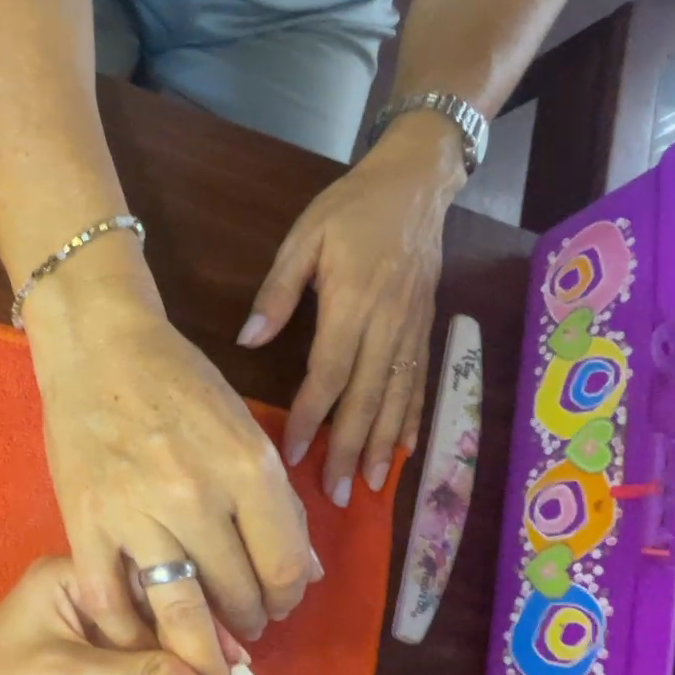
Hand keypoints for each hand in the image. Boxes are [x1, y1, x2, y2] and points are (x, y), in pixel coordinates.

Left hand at [0, 557, 239, 674]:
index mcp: (73, 574)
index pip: (150, 587)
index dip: (196, 622)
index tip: (238, 660)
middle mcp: (86, 592)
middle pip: (157, 612)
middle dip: (198, 650)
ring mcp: (89, 630)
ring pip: (153, 643)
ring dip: (188, 671)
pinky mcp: (90, 664)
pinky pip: (140, 667)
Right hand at [24, 264, 319, 674]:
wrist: (97, 348)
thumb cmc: (177, 379)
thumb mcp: (244, 427)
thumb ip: (277, 502)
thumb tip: (307, 571)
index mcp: (248, 466)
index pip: (287, 565)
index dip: (291, 596)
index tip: (280, 601)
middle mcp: (197, 497)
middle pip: (240, 594)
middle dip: (250, 621)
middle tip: (245, 625)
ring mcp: (135, 513)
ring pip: (181, 608)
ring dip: (203, 641)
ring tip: (209, 647)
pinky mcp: (84, 524)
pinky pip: (111, 602)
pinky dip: (129, 631)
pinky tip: (143, 637)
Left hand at [238, 115, 464, 505]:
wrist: (417, 180)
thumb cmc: (349, 208)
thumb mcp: (303, 239)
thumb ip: (277, 292)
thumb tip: (247, 340)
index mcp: (353, 303)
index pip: (330, 373)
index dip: (312, 418)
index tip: (294, 456)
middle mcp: (388, 322)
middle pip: (368, 396)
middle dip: (351, 448)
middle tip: (337, 494)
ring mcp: (413, 326)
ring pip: (399, 394)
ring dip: (385, 444)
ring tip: (372, 485)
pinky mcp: (427, 325)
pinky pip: (422, 378)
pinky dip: (414, 416)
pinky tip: (406, 448)